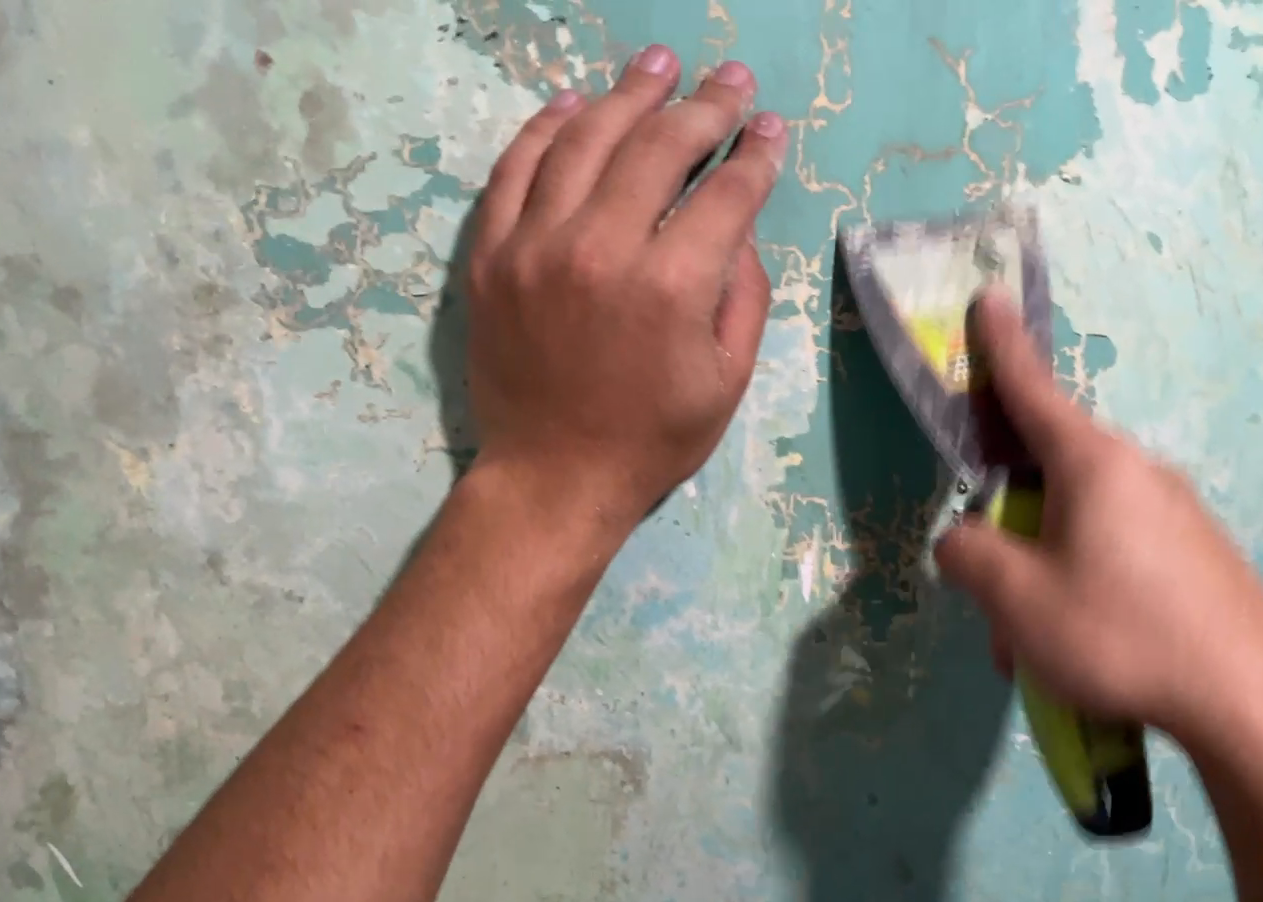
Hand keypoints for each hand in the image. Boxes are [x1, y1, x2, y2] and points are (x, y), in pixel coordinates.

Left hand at [464, 46, 787, 532]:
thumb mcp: (727, 381)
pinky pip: (516, 168)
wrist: (554, 477)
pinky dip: (547, 127)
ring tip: (658, 64)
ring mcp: (536, 246)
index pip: (725, 194)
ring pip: (584, 140)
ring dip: (628, 95)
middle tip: (729, 79)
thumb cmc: (652, 439)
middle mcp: (602, 249)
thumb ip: (744, 294)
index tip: (770, 128)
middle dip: (705, 107)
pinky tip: (576, 104)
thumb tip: (737, 226)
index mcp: (672, 287)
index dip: (756, 154)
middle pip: (658, 148)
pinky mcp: (492, 256)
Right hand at [934, 290, 1262, 762]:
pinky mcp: (1199, 557)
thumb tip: (962, 540)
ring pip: (1078, 529)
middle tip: (996, 605)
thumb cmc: (1120, 635)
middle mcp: (1139, 474)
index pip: (1032, 392)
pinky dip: (1082, 591)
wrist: (1252, 705)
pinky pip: (1116, 555)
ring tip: (1038, 650)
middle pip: (1047, 480)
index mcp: (1093, 465)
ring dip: (1042, 578)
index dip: (1001, 349)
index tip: (989, 300)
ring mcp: (1176, 516)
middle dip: (1009, 533)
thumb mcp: (1015, 600)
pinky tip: (1087, 649)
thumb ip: (967, 556)